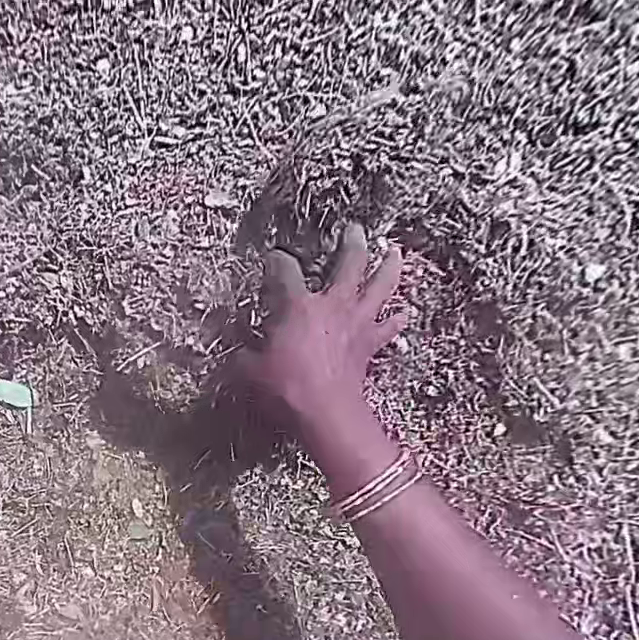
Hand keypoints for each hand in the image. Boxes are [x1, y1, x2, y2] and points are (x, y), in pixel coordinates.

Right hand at [246, 223, 406, 426]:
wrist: (326, 410)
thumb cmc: (289, 387)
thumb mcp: (254, 371)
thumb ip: (245, 358)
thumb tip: (235, 357)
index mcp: (299, 306)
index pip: (285, 272)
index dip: (277, 262)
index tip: (274, 258)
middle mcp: (333, 305)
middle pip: (349, 262)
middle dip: (352, 243)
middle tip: (354, 230)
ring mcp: (356, 323)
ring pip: (380, 285)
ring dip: (388, 267)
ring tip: (394, 253)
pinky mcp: (370, 345)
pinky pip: (388, 328)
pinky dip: (396, 320)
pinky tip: (403, 313)